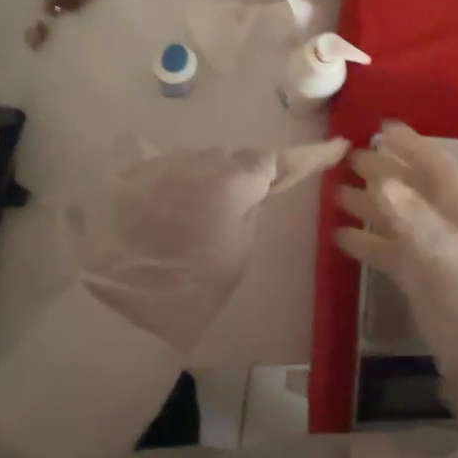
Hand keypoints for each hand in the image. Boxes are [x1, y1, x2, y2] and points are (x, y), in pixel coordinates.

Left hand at [78, 140, 345, 349]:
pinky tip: (168, 209)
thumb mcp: (239, 250)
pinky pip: (167, 170)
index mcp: (234, 179)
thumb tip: (252, 188)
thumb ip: (252, 206)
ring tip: (200, 213)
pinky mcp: (131, 177)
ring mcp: (162, 165)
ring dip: (208, 178)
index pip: (279, 159)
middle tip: (246, 203)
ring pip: (200, 162)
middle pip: (234, 158)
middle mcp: (199, 160)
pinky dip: (176, 185)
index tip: (337, 146)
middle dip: (243, 174)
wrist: (119, 311)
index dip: (309, 155)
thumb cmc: (191, 288)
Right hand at [336, 124, 457, 377]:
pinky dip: (365, 242)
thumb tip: (379, 178)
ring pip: (394, 217)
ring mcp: (428, 248)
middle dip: (382, 170)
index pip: (433, 164)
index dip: (410, 145)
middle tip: (349, 157)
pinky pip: (386, 250)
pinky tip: (339, 236)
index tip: (381, 128)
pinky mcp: (415, 275)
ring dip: (368, 203)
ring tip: (336, 192)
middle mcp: (442, 220)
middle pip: (409, 186)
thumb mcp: (444, 249)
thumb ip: (412, 215)